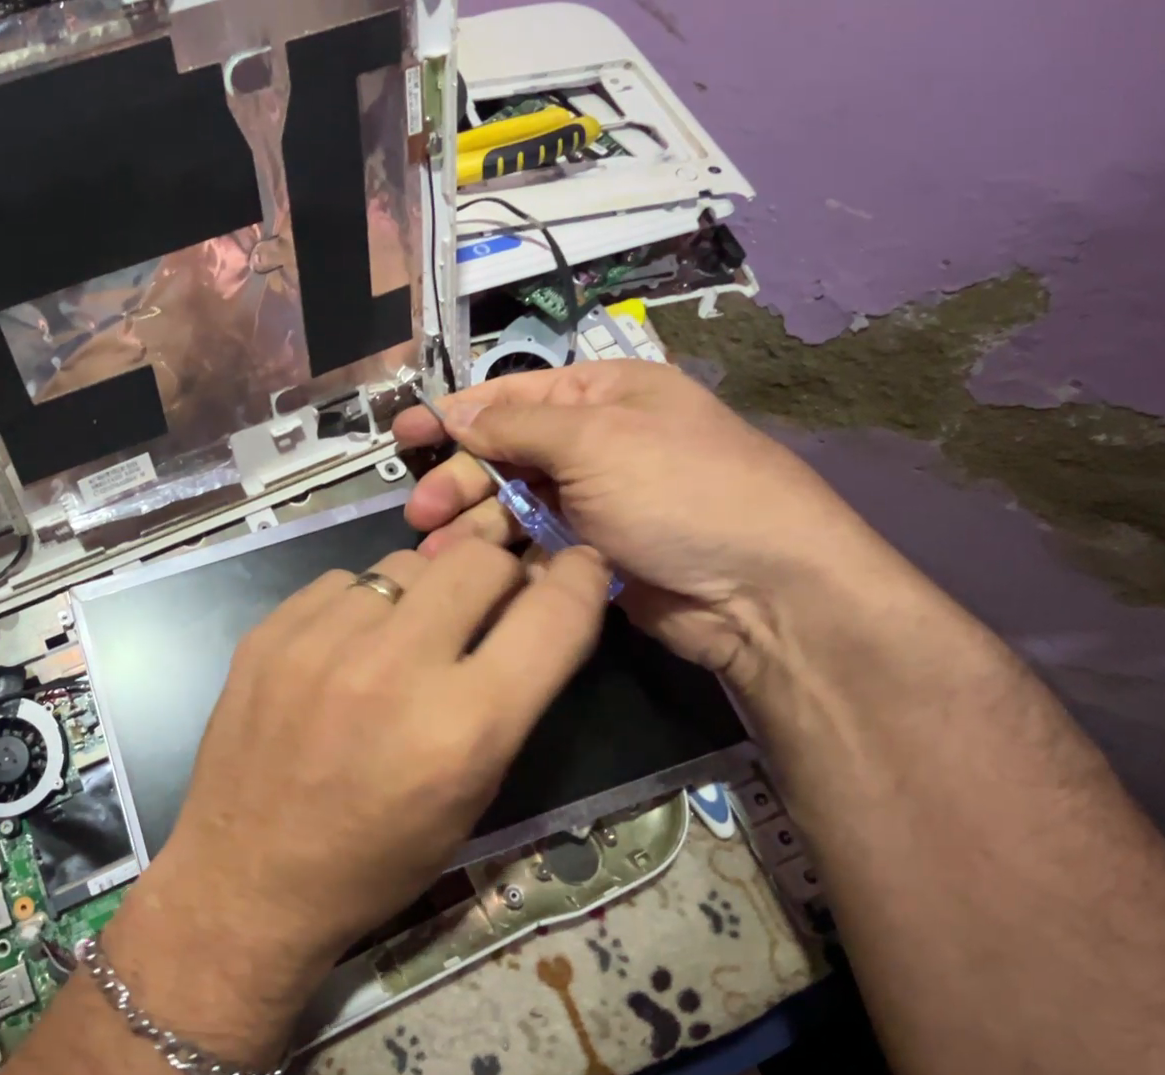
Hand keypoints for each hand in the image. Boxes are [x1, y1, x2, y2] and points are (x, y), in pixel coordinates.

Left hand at [103, 541, 611, 1061]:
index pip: (553, 615)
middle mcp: (395, 667)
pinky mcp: (268, 632)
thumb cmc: (374, 860)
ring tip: (404, 635)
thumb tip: (524, 613)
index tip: (579, 569)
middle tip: (486, 604)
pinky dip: (359, 604)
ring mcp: (322, 642)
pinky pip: (340, 582)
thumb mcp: (469, 798)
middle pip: (477, 562)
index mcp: (464, 727)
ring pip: (404, 563)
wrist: (249, 876)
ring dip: (422, 591)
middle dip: (499, 575)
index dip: (582, 581)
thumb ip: (506, 701)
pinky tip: (344, 647)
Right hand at [395, 360, 879, 678]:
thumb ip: (516, 427)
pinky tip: (470, 574)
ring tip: (435, 554)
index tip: (401, 432)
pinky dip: (499, 558)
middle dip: (459, 481)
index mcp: (603, 394)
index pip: (510, 396)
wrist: (763, 590)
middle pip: (503, 454)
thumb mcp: (595, 440)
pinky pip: (530, 546)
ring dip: (471, 525)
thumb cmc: (680, 491)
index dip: (454, 413)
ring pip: (510, 505)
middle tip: (421, 512)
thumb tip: (457, 413)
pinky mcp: (590, 553)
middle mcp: (595, 443)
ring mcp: (593, 501)